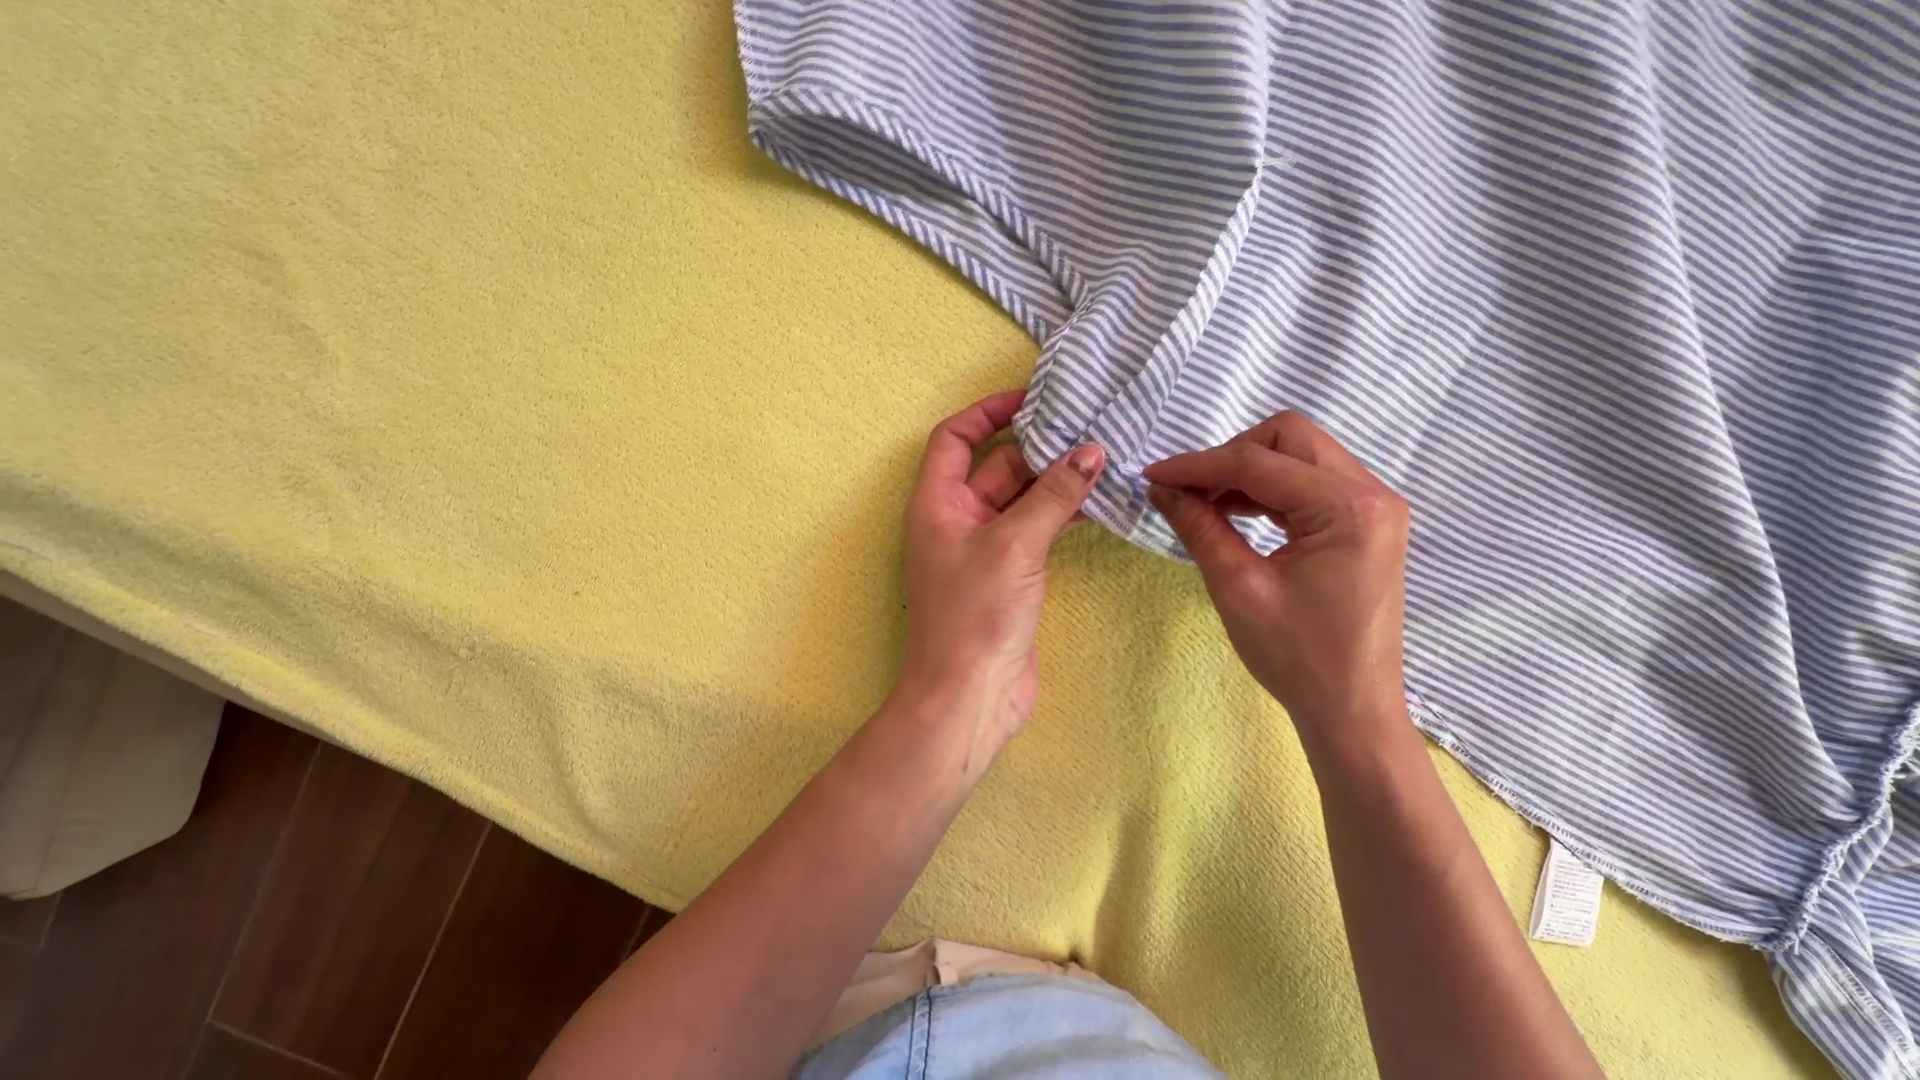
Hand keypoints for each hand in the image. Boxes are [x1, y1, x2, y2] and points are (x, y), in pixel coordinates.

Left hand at [893, 391, 1104, 760]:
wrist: (968, 697)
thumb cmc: (974, 616)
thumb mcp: (1014, 545)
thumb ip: (1053, 495)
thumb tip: (1092, 451)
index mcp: (936, 503)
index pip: (955, 439)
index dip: (988, 413)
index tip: (1032, 399)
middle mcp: (957, 520)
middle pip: (996, 467)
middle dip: (1038, 448)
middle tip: (1090, 429)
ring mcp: (984, 550)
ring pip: (1022, 500)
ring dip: (1057, 482)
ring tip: (1105, 460)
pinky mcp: (1010, 577)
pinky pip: (1037, 531)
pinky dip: (1063, 515)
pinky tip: (1099, 503)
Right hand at [1143, 411, 1409, 750]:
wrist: (1352, 709)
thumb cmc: (1297, 657)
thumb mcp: (1238, 588)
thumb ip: (1200, 527)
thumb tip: (1162, 488)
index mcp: (1349, 508)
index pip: (1259, 462)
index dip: (1198, 465)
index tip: (1151, 475)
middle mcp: (1372, 494)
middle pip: (1289, 437)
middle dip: (1230, 456)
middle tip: (1188, 492)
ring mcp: (1375, 507)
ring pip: (1300, 454)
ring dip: (1249, 471)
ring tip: (1205, 504)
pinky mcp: (1368, 523)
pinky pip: (1311, 482)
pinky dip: (1270, 490)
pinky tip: (1236, 514)